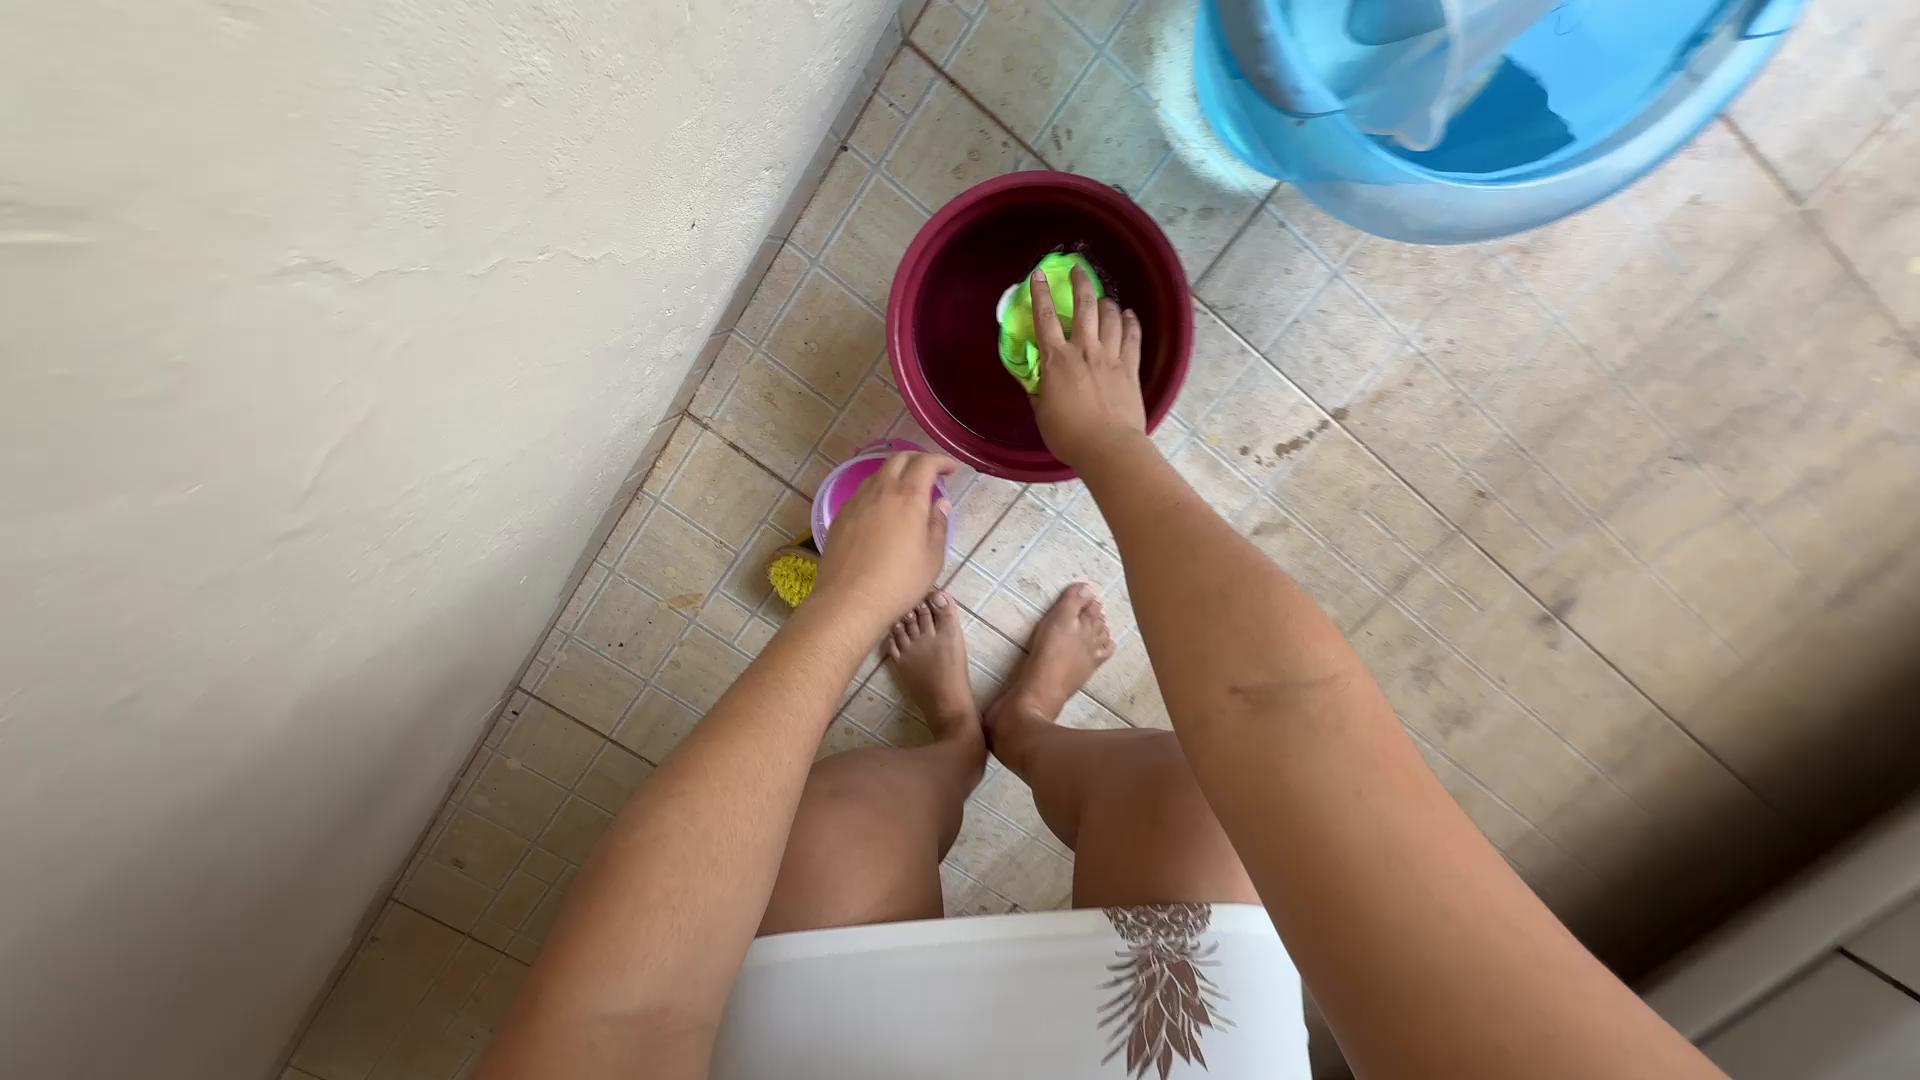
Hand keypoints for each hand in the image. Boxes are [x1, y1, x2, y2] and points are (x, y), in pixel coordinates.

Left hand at [813, 452, 957, 630]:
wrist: (849, 601)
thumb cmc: (899, 582)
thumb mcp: (932, 557)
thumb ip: (938, 525)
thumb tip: (940, 504)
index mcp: (908, 497)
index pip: (926, 463)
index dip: (941, 461)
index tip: (951, 469)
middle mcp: (881, 491)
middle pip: (898, 458)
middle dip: (918, 459)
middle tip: (930, 473)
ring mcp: (856, 502)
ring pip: (877, 474)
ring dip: (896, 474)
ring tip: (906, 491)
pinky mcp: (841, 516)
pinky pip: (862, 493)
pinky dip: (878, 491)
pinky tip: (882, 510)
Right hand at [1029, 264, 1148, 467]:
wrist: (1108, 447)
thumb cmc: (1068, 435)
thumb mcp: (1042, 413)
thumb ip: (1038, 391)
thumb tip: (1034, 380)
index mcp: (1057, 360)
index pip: (1045, 318)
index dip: (1040, 294)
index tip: (1039, 275)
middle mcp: (1084, 350)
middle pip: (1085, 305)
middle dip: (1080, 283)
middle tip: (1078, 271)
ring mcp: (1111, 356)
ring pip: (1111, 316)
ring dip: (1107, 302)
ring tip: (1103, 298)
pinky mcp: (1131, 367)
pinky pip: (1133, 336)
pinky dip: (1130, 322)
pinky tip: (1129, 315)